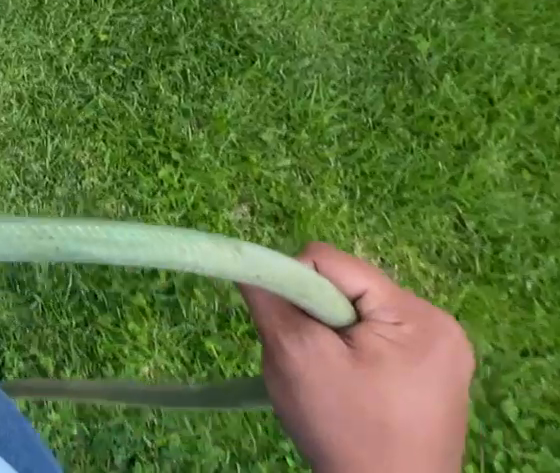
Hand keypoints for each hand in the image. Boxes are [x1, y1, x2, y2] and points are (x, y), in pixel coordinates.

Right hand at [241, 242, 473, 472]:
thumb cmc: (343, 423)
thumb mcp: (292, 352)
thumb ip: (266, 295)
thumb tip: (243, 260)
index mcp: (417, 315)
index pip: (326, 260)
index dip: (290, 281)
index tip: (287, 325)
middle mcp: (438, 323)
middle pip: (340, 283)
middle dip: (309, 309)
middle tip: (305, 352)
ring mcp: (440, 348)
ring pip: (350, 307)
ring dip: (323, 328)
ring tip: (323, 369)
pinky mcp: (431, 368)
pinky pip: (368, 331)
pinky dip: (342, 345)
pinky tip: (343, 377)